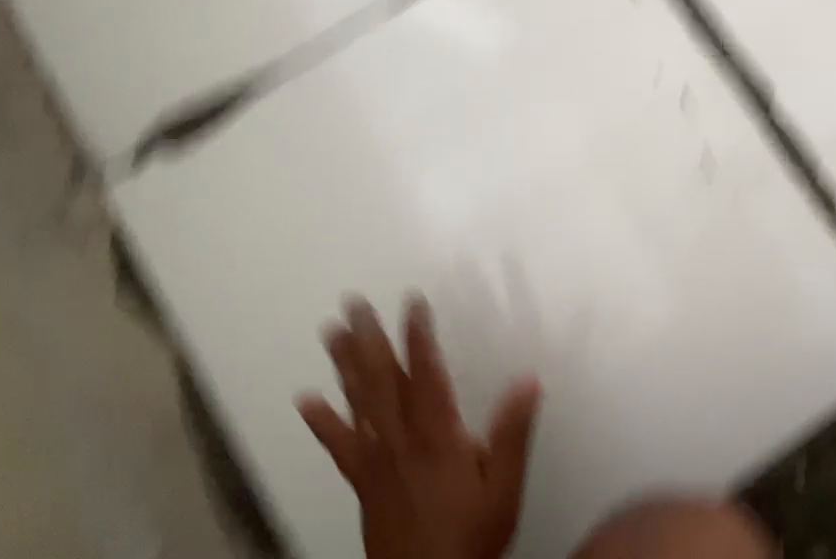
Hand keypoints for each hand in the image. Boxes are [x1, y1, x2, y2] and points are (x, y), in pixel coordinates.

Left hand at [298, 295, 542, 558]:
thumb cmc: (471, 534)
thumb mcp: (503, 486)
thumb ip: (512, 433)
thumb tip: (528, 380)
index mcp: (437, 435)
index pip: (426, 373)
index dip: (418, 335)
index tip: (412, 300)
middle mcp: (400, 440)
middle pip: (382, 380)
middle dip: (368, 338)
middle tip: (353, 302)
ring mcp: (377, 460)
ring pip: (358, 402)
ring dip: (344, 364)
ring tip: (331, 331)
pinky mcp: (364, 482)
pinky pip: (340, 446)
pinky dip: (322, 422)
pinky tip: (306, 401)